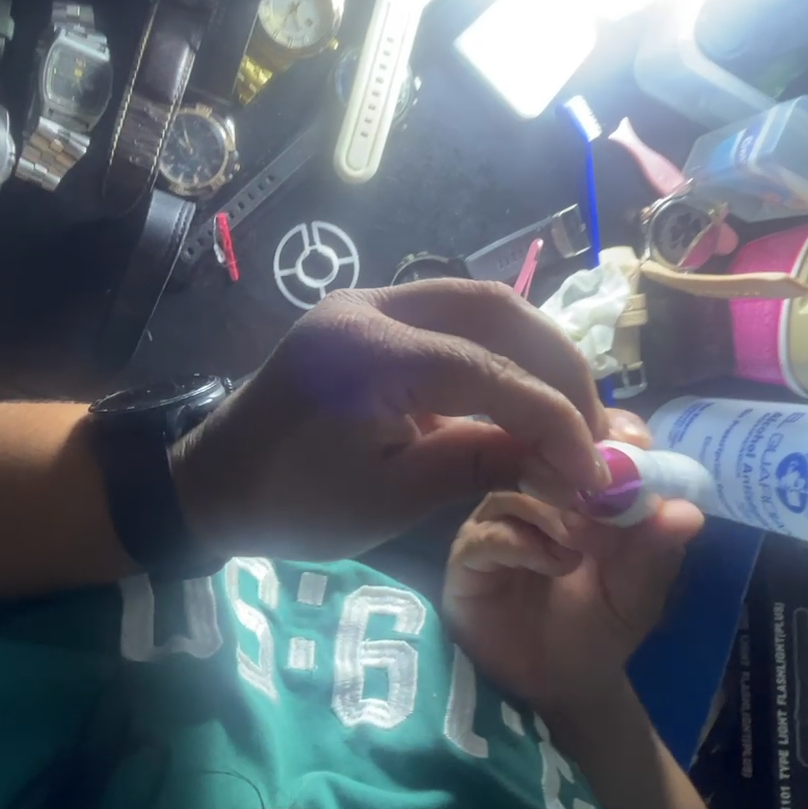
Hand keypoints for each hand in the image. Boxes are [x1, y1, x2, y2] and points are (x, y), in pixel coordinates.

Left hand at [171, 280, 611, 561]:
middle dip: (554, 364)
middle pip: (492, 308)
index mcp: (370, 355)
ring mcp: (364, 304)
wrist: (213, 482)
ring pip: (473, 303)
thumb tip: (566, 459)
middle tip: (590, 424)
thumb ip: (482, 462)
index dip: (553, 416)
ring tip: (563, 408)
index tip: (593, 465)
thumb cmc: (293, 505)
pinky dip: (491, 352)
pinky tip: (514, 393)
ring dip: (529, 351)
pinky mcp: (364, 318)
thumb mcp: (393, 498)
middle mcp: (370, 307)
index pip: (489, 370)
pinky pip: (445, 319)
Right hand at [441, 414, 703, 715]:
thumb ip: (655, 553)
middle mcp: (525, 502)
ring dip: (552, 514)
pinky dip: (521, 543)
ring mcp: (493, 528)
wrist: (558, 687)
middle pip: (539, 462)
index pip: (579, 448)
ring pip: (512, 494)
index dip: (606, 438)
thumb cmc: (598, 630)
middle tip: (603, 501)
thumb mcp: (637, 593)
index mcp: (569, 498)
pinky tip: (553, 562)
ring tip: (581, 546)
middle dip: (576, 477)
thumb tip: (689, 511)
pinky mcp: (467, 560)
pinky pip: (485, 536)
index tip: (637, 445)